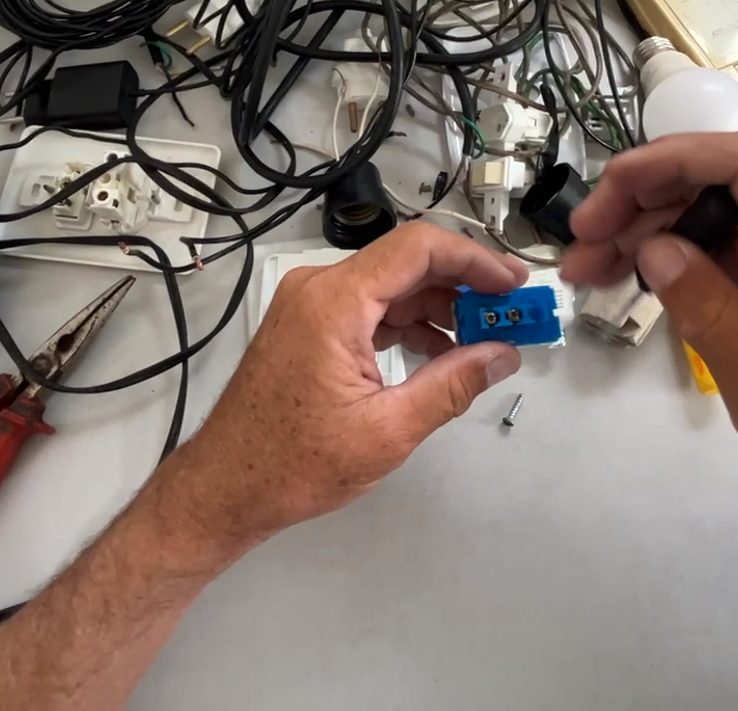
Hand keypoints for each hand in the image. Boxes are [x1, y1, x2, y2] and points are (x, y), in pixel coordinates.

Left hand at [154, 223, 527, 549]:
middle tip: (510, 312)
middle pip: (407, 263)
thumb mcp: (387, 430)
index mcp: (334, 302)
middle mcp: (319, 288)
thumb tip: (502, 355)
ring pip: (391, 286)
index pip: (418, 248)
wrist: (224, 488)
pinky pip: (371, 308)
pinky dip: (408, 324)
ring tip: (484, 338)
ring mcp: (311, 304)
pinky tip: (441, 353)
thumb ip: (453, 385)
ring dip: (439, 307)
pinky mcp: (310, 324)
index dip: (474, 259)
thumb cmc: (292, 464)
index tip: (513, 282)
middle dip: (464, 285)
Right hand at [560, 132, 737, 519]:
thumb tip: (655, 248)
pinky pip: (711, 245)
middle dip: (639, 197)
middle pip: (713, 180)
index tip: (613, 186)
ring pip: (703, 211)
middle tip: (582, 242)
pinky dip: (662, 253)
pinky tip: (625, 275)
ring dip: (640, 227)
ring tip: (586, 267)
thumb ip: (713, 316)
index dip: (674, 158)